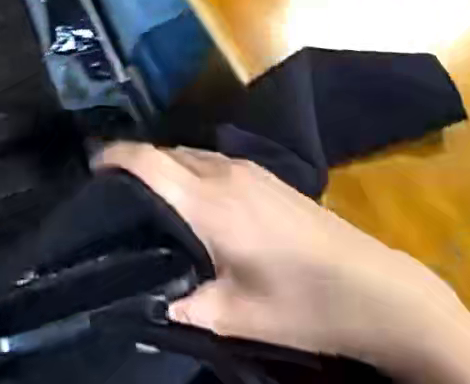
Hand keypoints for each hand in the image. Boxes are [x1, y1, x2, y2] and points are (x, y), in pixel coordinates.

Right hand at [97, 144, 469, 383]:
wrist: (379, 289)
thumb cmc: (305, 304)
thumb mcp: (241, 318)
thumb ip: (187, 306)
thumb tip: (148, 299)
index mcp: (210, 203)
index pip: (148, 161)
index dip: (114, 156)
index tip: (90, 167)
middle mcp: (223, 172)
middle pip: (164, 153)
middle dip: (136, 164)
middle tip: (114, 195)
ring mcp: (248, 169)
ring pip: (189, 154)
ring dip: (165, 167)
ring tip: (149, 199)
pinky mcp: (267, 175)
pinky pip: (211, 160)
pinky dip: (190, 171)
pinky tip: (194, 202)